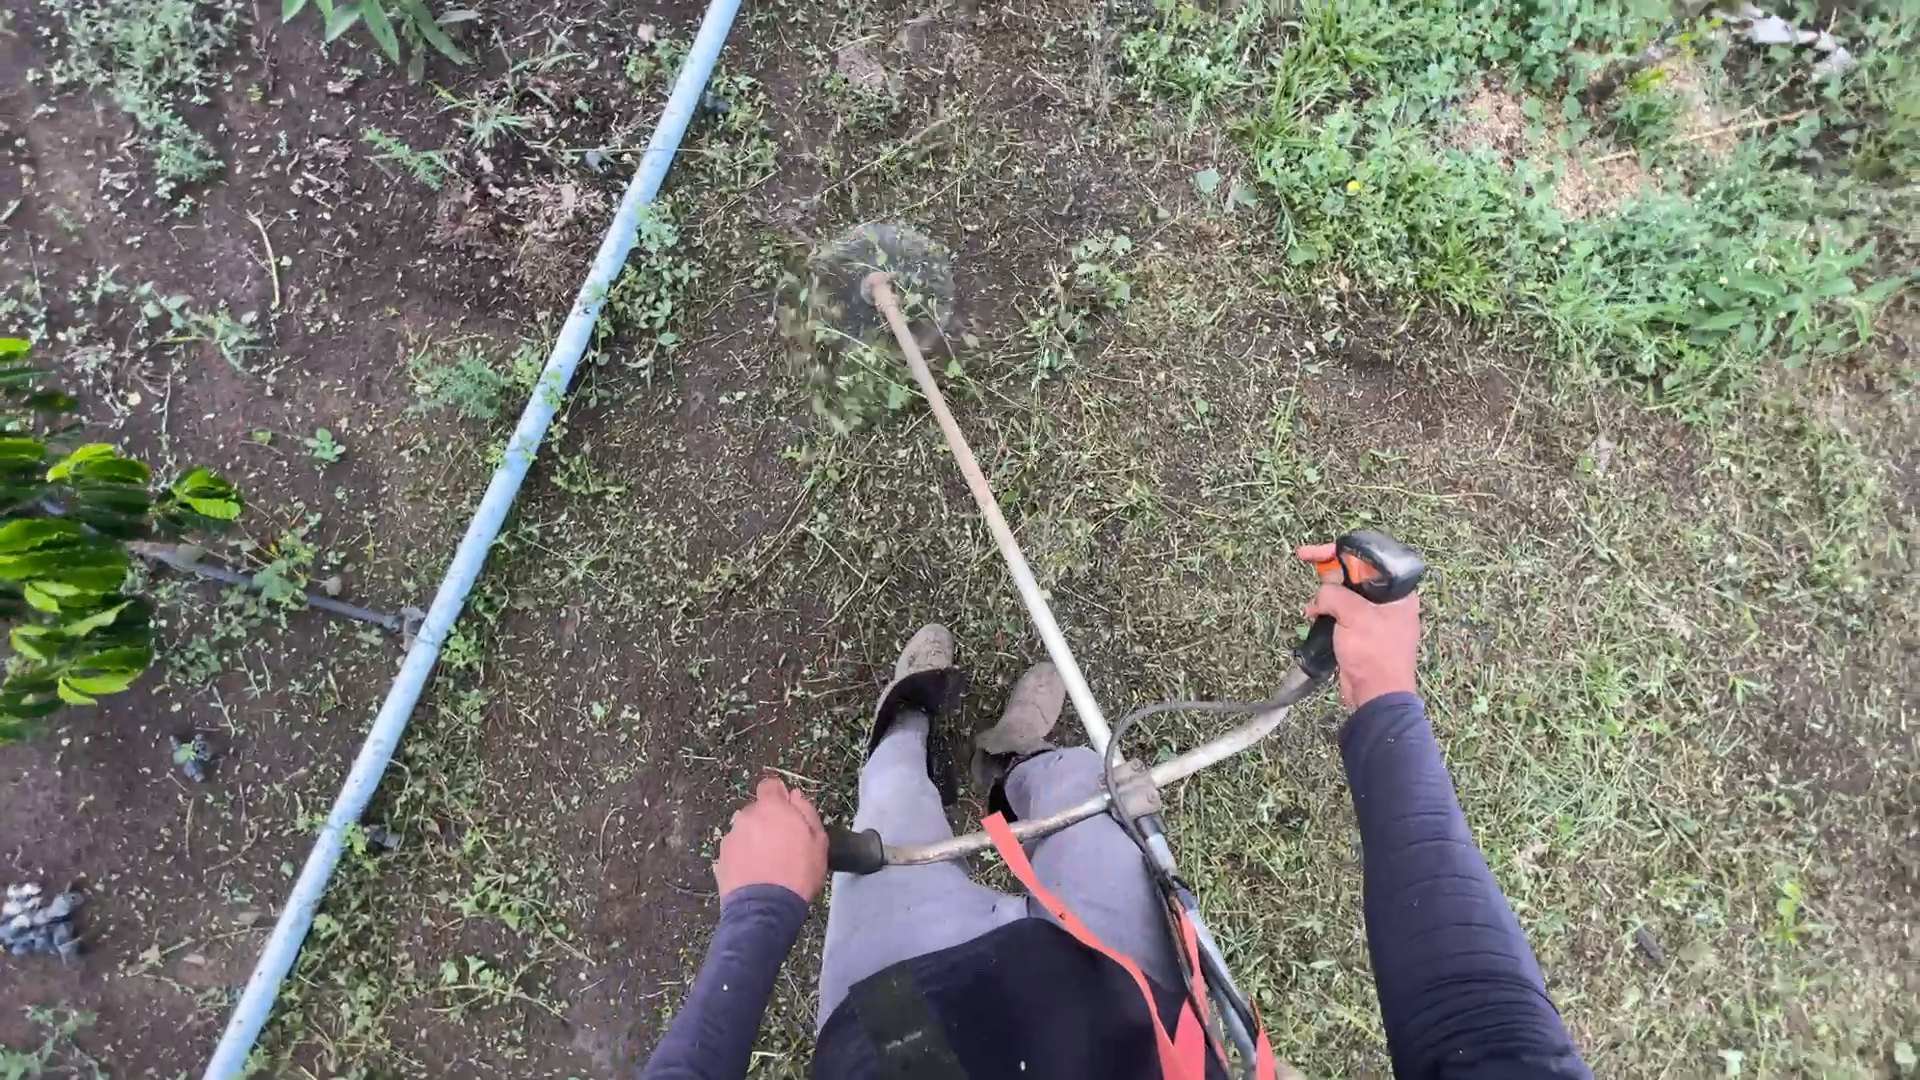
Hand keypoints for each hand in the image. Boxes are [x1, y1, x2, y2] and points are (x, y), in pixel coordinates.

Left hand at [714, 776, 827, 902]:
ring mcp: (731, 839)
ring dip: (753, 840)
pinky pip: (735, 851)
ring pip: (745, 831)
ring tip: (766, 864)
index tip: (786, 809)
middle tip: (782, 844)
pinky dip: (742, 858)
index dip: (778, 795)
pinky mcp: (720, 860)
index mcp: (771, 807)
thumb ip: (806, 812)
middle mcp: (747, 817)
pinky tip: (754, 874)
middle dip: (767, 821)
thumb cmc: (798, 873)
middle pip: (757, 811)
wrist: (766, 911)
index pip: (769, 785)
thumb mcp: (818, 841)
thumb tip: (795, 796)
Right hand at [1295, 543, 1420, 708]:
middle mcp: (1388, 601)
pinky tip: (1313, 617)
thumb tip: (1320, 597)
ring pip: (1342, 594)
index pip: (1366, 560)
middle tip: (1316, 590)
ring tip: (1313, 610)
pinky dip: (1325, 611)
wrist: (1376, 694)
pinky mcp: (1360, 631)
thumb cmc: (1374, 652)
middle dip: (1328, 579)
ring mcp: (1374, 617)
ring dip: (1324, 598)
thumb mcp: (1354, 615)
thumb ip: (1334, 594)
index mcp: (1398, 592)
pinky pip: (1340, 612)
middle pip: (1352, 576)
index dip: (1336, 553)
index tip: (1308, 553)